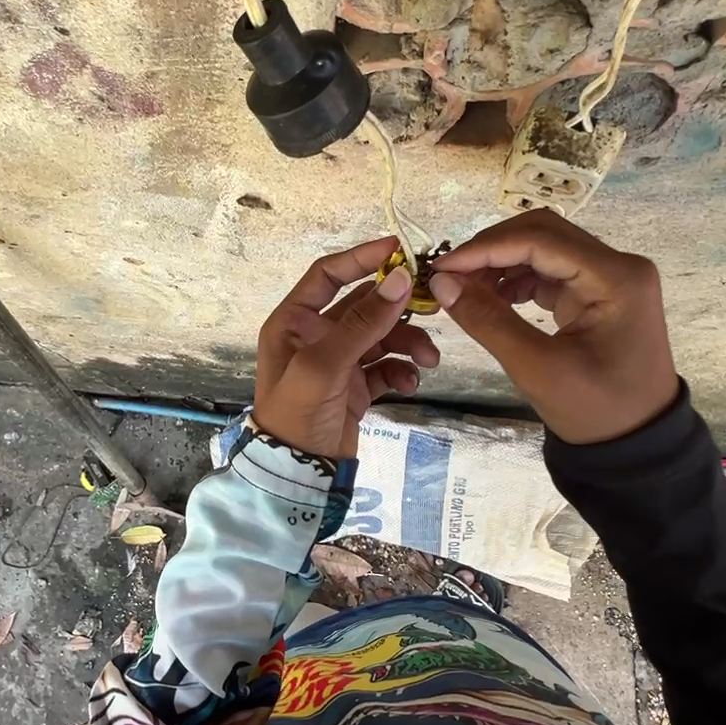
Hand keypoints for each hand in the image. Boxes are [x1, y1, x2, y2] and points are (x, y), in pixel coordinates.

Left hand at [254, 236, 441, 457]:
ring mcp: (336, 362)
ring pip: (380, 336)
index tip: (399, 249)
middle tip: (433, 307)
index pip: (327, 275)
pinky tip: (409, 382)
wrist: (297, 475)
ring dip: (407, 342)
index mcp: (293, 322)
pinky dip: (401, 370)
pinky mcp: (354, 387)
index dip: (361, 258)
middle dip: (397, 308)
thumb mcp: (325, 364)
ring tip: (428, 360)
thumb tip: (401, 279)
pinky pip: (385, 366)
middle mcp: (313, 336)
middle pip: (363, 305)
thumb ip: (363, 322)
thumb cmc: (297, 413)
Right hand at [426, 210, 676, 444]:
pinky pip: (546, 268)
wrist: (635, 442)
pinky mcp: (594, 291)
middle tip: (448, 276)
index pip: (540, 239)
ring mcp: (607, 277)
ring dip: (498, 262)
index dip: (485, 249)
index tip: (441, 268)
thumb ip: (487, 320)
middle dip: (490, 250)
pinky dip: (512, 277)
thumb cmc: (594, 409)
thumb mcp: (536, 367)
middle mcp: (616, 265)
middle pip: (542, 232)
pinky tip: (488, 297)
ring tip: (462, 288)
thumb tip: (440, 283)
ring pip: (541, 247)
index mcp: (616, 277)